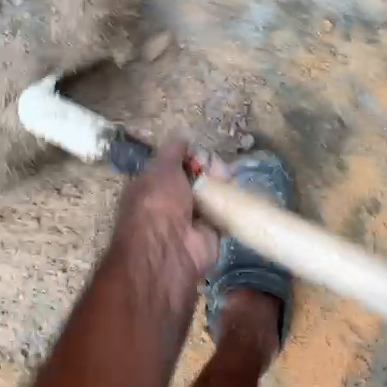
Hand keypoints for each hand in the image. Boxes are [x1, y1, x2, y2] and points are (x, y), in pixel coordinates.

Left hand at [110, 140, 218, 311]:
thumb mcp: (161, 168)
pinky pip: (221, 214)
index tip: (196, 150)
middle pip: (193, 179)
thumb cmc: (157, 203)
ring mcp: (189, 220)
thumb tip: (182, 134)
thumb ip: (173, 151)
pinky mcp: (209, 236)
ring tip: (225, 172)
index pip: (172, 166)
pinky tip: (235, 188)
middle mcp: (169, 203)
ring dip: (218, 182)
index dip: (185, 156)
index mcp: (151, 187)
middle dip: (205, 167)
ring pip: (208, 194)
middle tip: (213, 163)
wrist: (167, 252)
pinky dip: (229, 203)